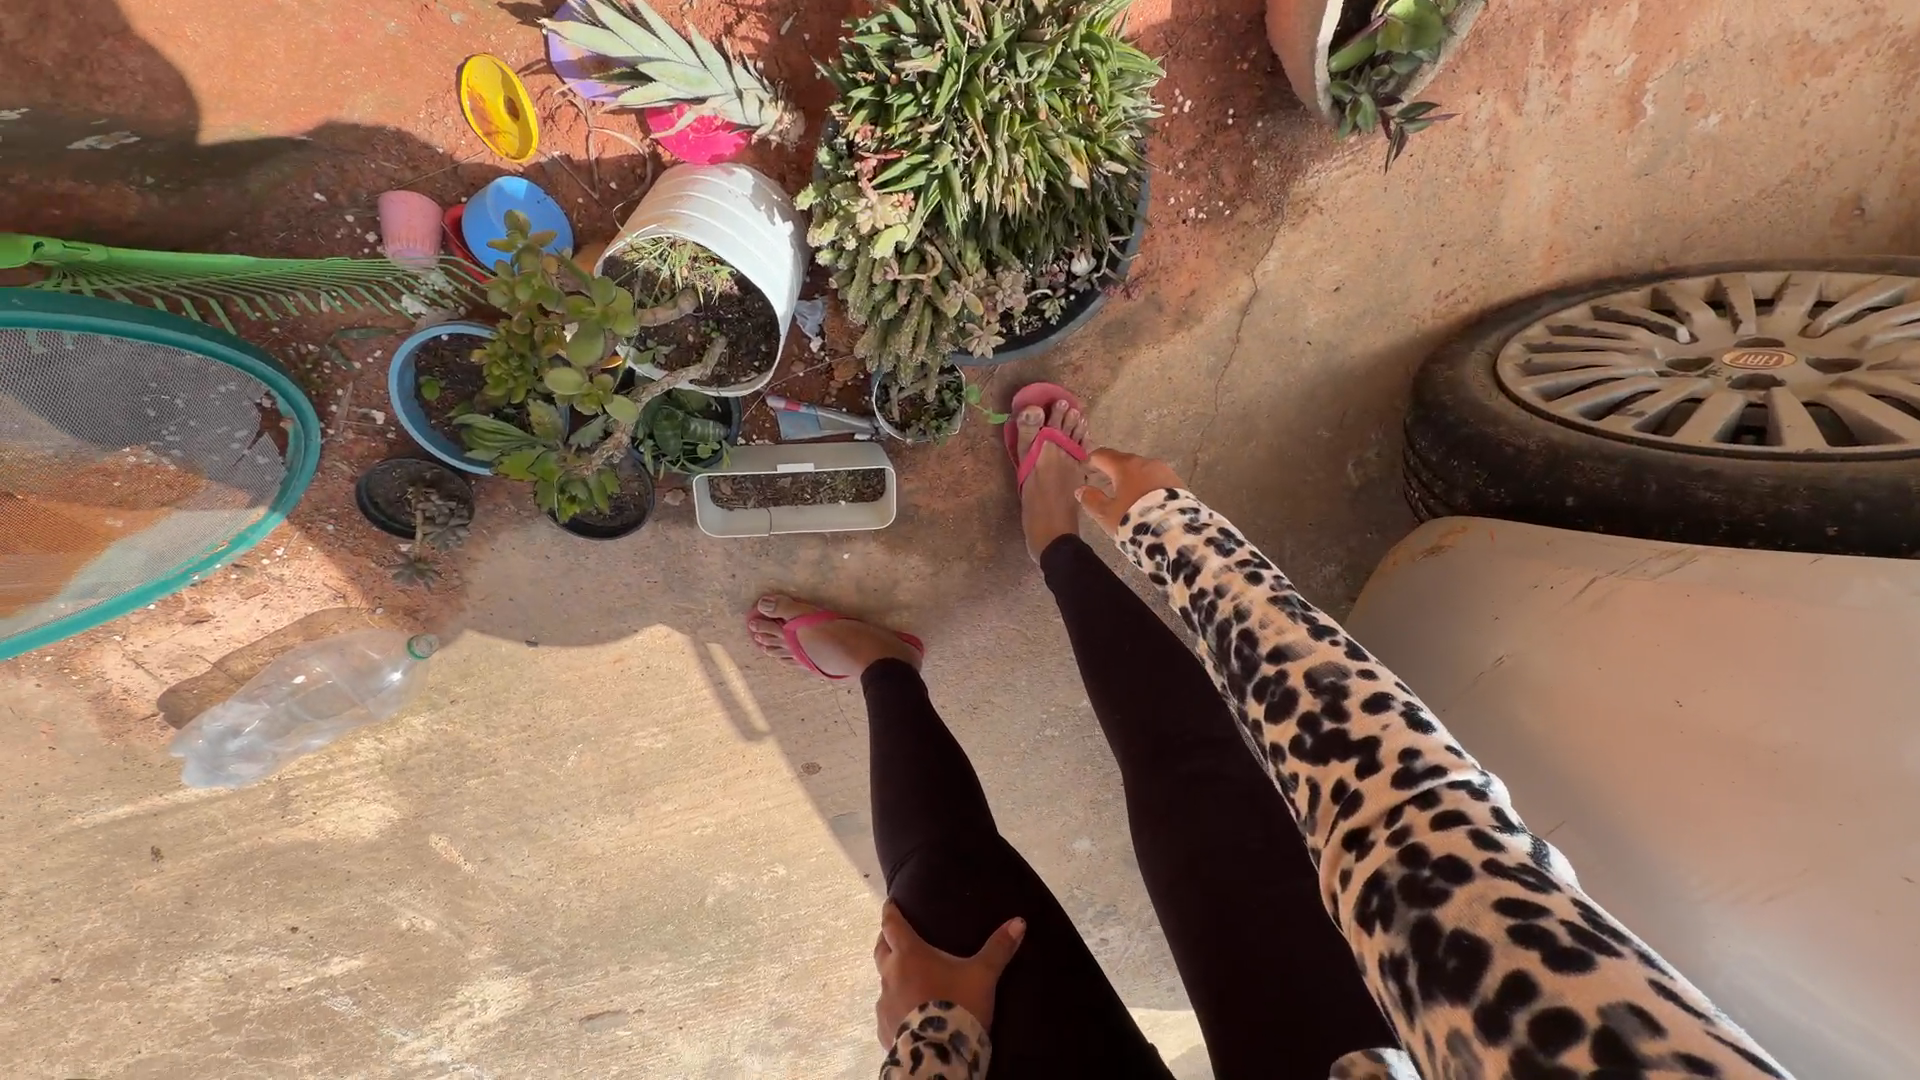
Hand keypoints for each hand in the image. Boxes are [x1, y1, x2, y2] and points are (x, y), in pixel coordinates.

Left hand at [873, 900, 1025, 1046]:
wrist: (941, 1057)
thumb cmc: (959, 1005)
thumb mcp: (983, 975)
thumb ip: (998, 948)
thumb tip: (1019, 921)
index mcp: (909, 955)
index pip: (892, 924)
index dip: (890, 911)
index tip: (890, 903)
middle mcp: (891, 975)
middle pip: (881, 949)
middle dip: (886, 939)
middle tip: (894, 935)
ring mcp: (884, 1004)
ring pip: (883, 981)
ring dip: (891, 976)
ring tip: (906, 979)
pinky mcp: (884, 1030)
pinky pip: (886, 1011)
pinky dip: (894, 1006)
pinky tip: (906, 1013)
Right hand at [1074, 448, 1186, 533]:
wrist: (1176, 532)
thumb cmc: (1135, 520)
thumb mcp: (1107, 515)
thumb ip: (1092, 500)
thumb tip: (1082, 489)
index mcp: (1125, 466)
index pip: (1103, 455)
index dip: (1092, 460)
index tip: (1086, 468)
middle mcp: (1146, 463)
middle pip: (1124, 461)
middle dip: (1112, 470)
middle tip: (1103, 482)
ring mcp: (1165, 472)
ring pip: (1142, 470)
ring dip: (1131, 479)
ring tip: (1125, 494)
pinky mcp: (1179, 484)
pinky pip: (1156, 481)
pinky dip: (1146, 486)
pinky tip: (1144, 501)